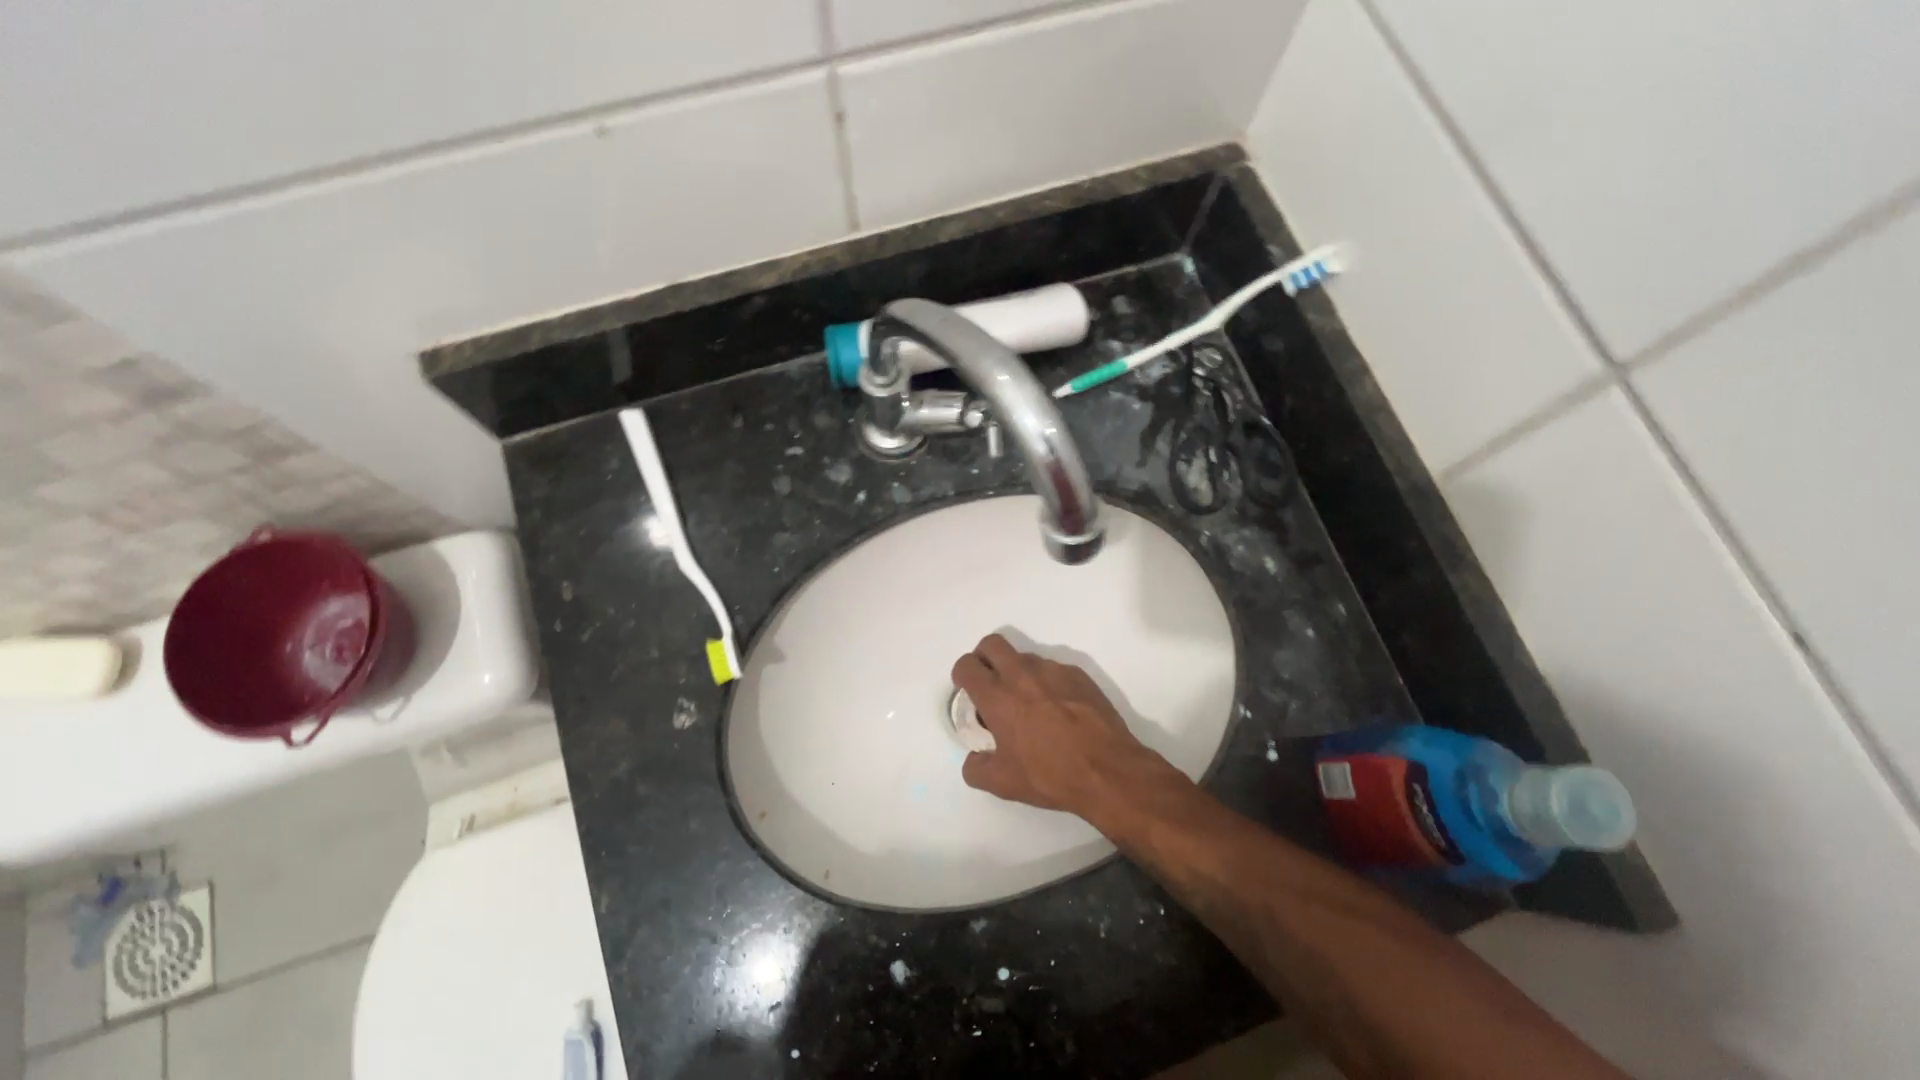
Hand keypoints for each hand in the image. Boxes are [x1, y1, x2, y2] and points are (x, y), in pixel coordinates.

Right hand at [950, 633, 1173, 818]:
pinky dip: (1046, 681)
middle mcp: (1023, 675)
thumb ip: (976, 768)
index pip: (967, 666)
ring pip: (1024, 656)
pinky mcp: (1079, 675)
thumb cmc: (1051, 776)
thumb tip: (974, 758)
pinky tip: (1057, 709)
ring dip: (1016, 671)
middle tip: (990, 684)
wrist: (1108, 771)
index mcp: (998, 697)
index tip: (968, 691)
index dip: (962, 675)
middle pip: (991, 644)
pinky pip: (1053, 669)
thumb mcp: (1003, 784)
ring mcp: (1054, 671)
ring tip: (1027, 703)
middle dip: (984, 658)